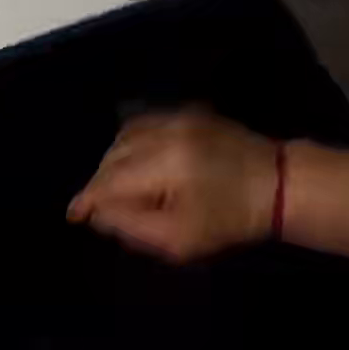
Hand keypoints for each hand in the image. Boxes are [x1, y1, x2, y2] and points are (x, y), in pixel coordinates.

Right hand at [67, 108, 278, 262]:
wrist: (274, 182)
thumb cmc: (229, 219)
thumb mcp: (180, 240)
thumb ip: (133, 225)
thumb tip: (98, 213)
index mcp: (163, 164)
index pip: (111, 179)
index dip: (90, 197)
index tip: (74, 213)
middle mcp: (163, 131)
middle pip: (114, 153)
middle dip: (101, 179)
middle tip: (98, 206)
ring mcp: (175, 115)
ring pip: (125, 134)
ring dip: (113, 158)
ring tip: (115, 184)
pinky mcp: (185, 109)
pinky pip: (143, 121)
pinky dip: (130, 140)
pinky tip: (134, 158)